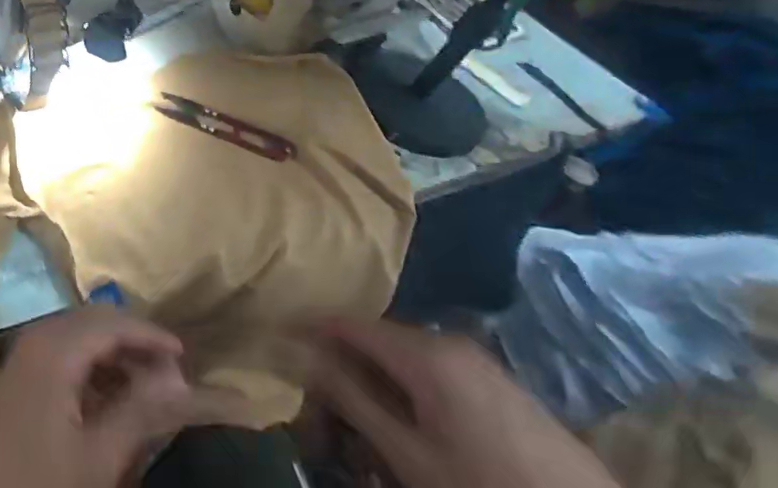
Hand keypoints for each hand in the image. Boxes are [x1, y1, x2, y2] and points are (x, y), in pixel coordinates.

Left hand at [0, 307, 202, 487]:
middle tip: (168, 369)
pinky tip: (109, 396)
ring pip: (76, 336)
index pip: (112, 323)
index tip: (183, 354)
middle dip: (133, 340)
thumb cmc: (41, 484)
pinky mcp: (15, 379)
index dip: (150, 334)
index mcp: (54, 347)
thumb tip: (178, 381)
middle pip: (93, 322)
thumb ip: (139, 412)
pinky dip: (90, 367)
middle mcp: (36, 338)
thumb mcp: (97, 457)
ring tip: (146, 384)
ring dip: (113, 353)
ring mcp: (21, 358)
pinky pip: (60, 354)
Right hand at [306, 320, 618, 487]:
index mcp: (424, 352)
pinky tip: (409, 423)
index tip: (280, 341)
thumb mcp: (409, 455)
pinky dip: (410, 388)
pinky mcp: (497, 381)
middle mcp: (449, 341)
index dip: (312, 330)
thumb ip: (352, 398)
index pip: (349, 324)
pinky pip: (435, 370)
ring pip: (406, 356)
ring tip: (362, 419)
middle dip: (345, 363)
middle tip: (322, 400)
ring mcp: (477, 360)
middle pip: (378, 339)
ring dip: (377, 379)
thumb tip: (300, 352)